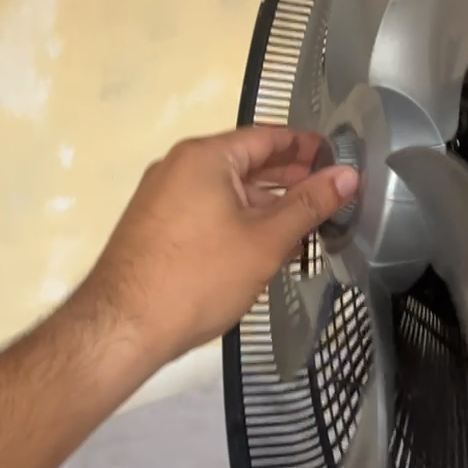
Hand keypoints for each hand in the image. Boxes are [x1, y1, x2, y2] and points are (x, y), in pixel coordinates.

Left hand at [78, 126, 359, 364]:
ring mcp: (163, 195)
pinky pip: (208, 207)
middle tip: (329, 192)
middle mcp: (180, 165)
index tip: (338, 158)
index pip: (268, 136)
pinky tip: (263, 242)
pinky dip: (239, 216)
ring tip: (305, 221)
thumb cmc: (198, 277)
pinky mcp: (156, 224)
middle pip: (247, 160)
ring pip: (228, 187)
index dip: (307, 146)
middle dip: (290, 176)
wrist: (119, 330)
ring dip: (266, 201)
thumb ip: (310, 203)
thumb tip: (348, 174)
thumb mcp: (265, 240)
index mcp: (205, 156)